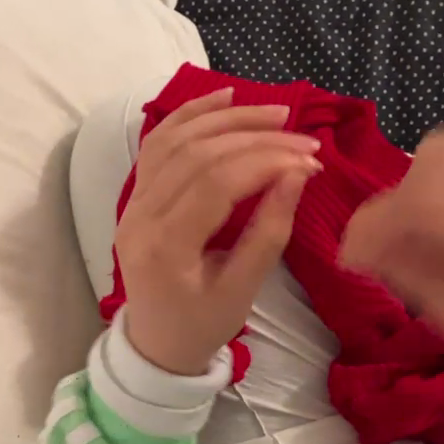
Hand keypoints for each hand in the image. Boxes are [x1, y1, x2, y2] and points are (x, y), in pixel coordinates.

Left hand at [116, 88, 320, 375]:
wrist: (156, 346)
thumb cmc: (202, 326)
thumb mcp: (242, 291)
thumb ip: (269, 233)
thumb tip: (298, 173)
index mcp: (165, 248)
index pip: (216, 183)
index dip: (266, 162)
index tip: (311, 160)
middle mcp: (140, 218)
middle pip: (197, 155)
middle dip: (255, 138)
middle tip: (304, 137)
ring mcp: (132, 204)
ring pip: (175, 141)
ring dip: (226, 118)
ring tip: (275, 113)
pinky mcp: (135, 198)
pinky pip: (158, 145)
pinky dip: (190, 117)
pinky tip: (224, 97)